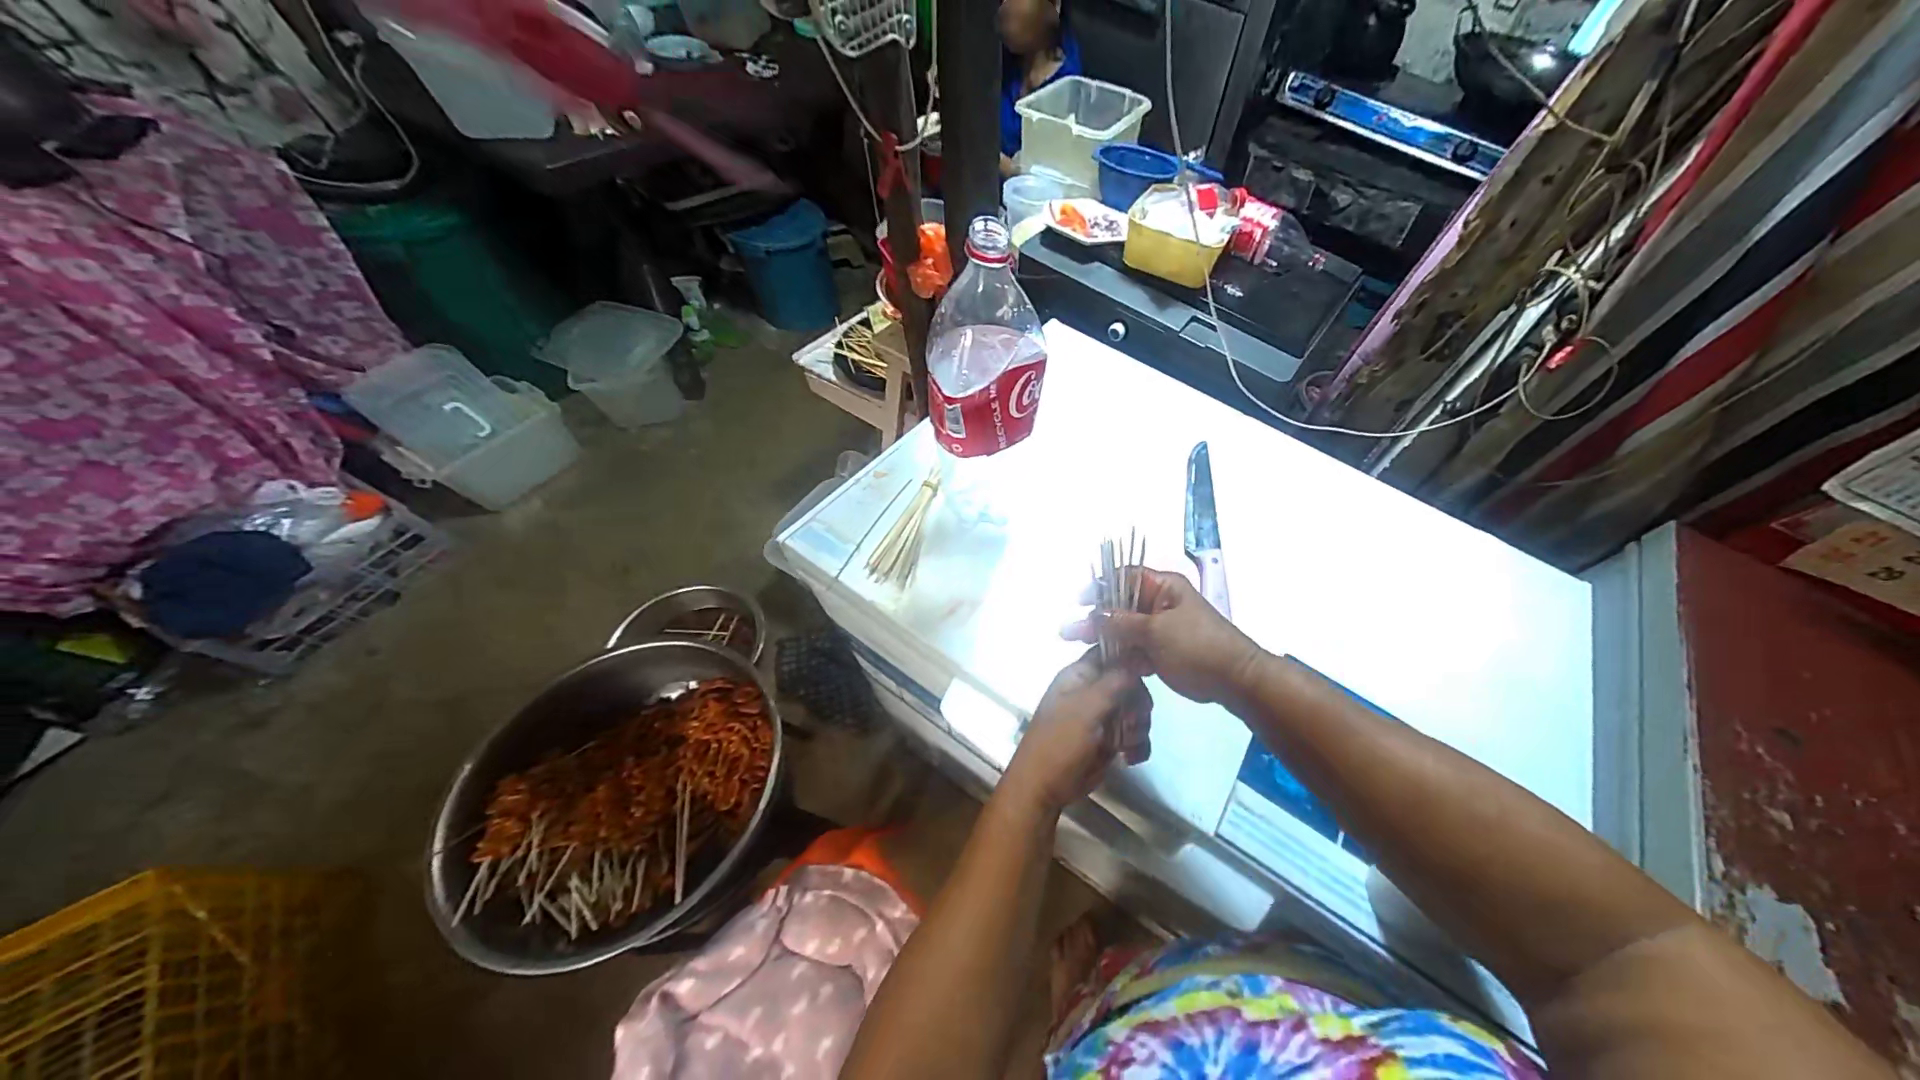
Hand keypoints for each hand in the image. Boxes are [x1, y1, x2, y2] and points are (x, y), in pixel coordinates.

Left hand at [1000, 651, 1151, 815]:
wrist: (1045, 787)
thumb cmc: (1059, 742)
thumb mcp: (1087, 708)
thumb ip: (1114, 681)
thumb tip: (1138, 656)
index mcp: (1078, 676)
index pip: (1110, 653)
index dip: (1131, 659)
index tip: (1148, 673)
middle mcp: (1090, 692)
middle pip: (1130, 684)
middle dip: (1137, 703)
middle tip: (1131, 720)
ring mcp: (1101, 717)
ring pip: (1136, 710)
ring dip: (1138, 727)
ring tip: (1125, 744)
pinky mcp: (1109, 740)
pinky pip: (1134, 735)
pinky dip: (1137, 745)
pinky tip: (1130, 758)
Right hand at [1062, 568, 1265, 705]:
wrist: (1234, 681)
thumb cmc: (1198, 646)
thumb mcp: (1155, 631)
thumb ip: (1119, 623)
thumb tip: (1088, 617)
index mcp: (1164, 588)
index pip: (1125, 577)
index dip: (1101, 586)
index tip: (1080, 602)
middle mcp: (1160, 604)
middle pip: (1121, 606)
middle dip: (1097, 618)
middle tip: (1072, 633)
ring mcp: (1160, 629)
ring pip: (1125, 630)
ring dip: (1106, 639)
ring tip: (1081, 648)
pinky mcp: (1161, 652)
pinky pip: (1133, 649)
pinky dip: (1120, 656)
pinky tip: (1104, 664)